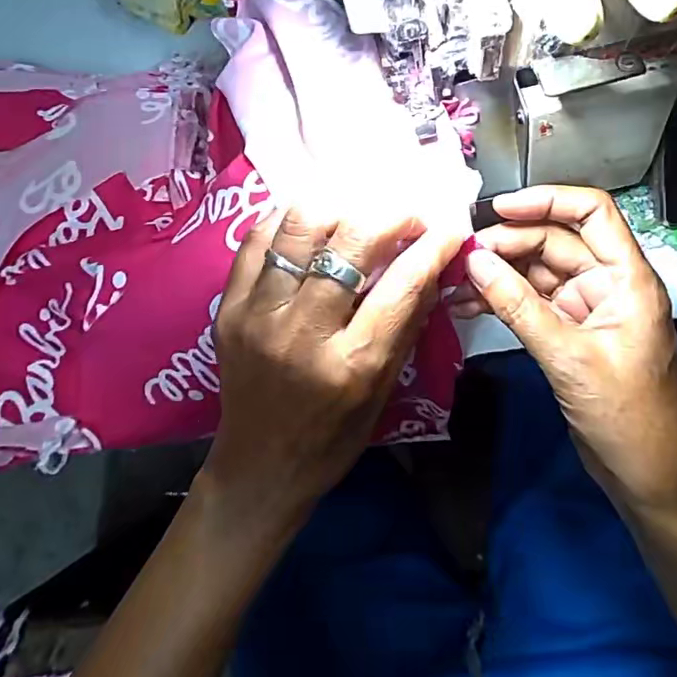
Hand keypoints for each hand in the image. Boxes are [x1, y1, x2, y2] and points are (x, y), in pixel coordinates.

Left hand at [203, 204, 462, 530]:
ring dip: (337, 209)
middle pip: (349, 246)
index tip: (447, 227)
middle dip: (388, 218)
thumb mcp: (382, 393)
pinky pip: (257, 241)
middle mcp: (301, 333)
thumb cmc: (331, 439)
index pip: (400, 286)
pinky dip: (287, 221)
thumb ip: (405, 326)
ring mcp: (258, 315)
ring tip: (356, 214)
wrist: (259, 467)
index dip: (431, 248)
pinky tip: (310, 220)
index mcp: (350, 365)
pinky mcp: (228, 307)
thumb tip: (430, 267)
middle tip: (406, 216)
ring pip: (298, 229)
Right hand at [455, 186, 676, 518]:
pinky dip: (502, 299)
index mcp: (627, 278)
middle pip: (555, 240)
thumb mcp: (569, 358)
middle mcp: (608, 284)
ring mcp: (586, 307)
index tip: (499, 208)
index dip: (547, 200)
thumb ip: (518, 306)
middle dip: (508, 244)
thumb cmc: (627, 417)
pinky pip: (530, 301)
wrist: (647, 479)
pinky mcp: (569, 331)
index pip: (592, 213)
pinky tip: (470, 303)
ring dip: (499, 272)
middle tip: (464, 257)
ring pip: (537, 270)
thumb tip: (474, 261)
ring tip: (458, 281)